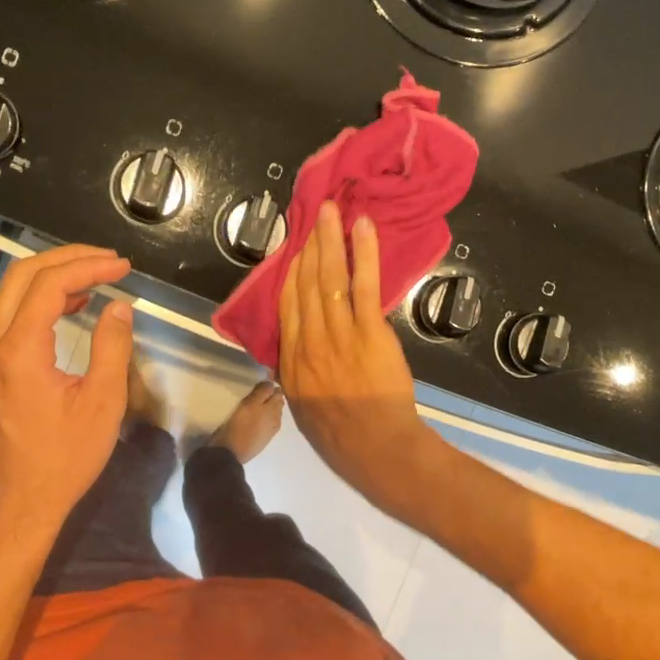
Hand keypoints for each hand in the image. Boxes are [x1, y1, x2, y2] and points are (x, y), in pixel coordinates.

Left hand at [0, 245, 134, 534]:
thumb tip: (119, 307)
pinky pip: (12, 314)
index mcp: (18, 350)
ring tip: (99, 275)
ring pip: (13, 292)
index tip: (124, 267)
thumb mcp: (102, 403)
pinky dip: (43, 298)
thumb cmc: (65, 458)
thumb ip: (111, 347)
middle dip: (68, 259)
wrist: (22, 500)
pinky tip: (74, 304)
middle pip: (22, 276)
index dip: (88, 267)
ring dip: (54, 276)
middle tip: (110, 261)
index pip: (49, 285)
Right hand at [278, 202, 433, 490]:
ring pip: (329, 279)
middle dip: (308, 247)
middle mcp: (308, 342)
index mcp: (291, 361)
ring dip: (330, 241)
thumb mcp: (304, 407)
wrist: (373, 448)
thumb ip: (297, 373)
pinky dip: (363, 254)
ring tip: (332, 211)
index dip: (290, 274)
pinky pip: (363, 286)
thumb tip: (296, 350)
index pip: (286, 307)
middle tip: (314, 215)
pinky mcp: (369, 333)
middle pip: (304, 285)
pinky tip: (362, 228)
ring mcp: (338, 335)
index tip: (295, 250)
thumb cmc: (341, 435)